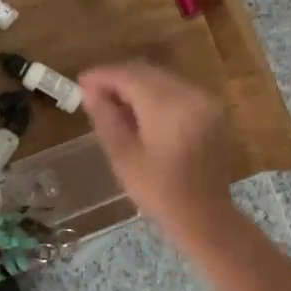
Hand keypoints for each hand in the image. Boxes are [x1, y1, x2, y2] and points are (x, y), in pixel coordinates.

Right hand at [79, 62, 232, 234]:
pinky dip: (154, 94)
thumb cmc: (160, 192)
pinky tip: (137, 112)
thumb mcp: (124, 157)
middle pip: (147, 72)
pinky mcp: (211, 111)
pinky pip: (176, 91)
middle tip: (91, 92)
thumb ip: (106, 118)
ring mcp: (205, 101)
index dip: (102, 76)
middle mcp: (191, 95)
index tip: (79, 83)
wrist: (205, 217)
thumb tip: (90, 92)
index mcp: (169, 107)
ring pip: (161, 79)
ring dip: (135, 85)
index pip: (129, 76)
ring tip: (111, 103)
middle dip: (117, 78)